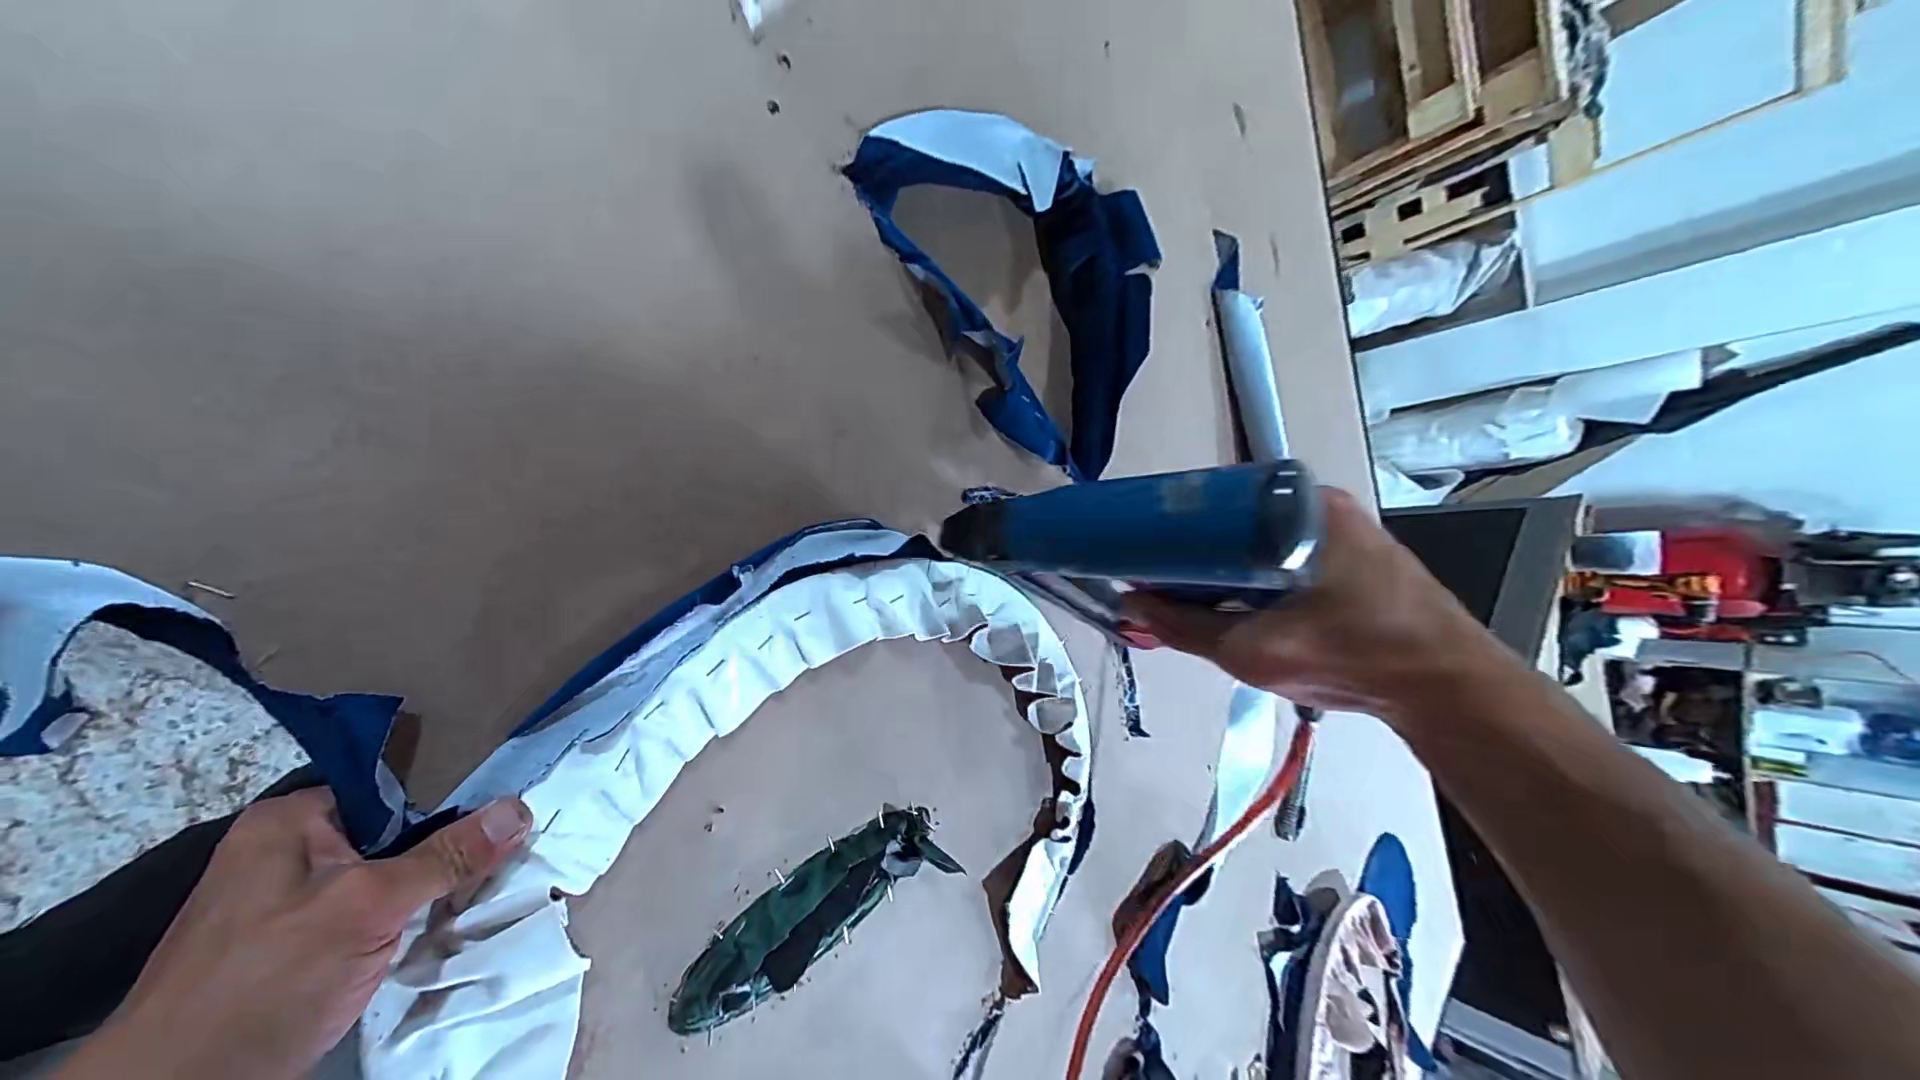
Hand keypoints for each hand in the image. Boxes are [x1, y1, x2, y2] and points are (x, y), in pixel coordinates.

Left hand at [57, 788, 530, 1079]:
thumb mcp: (368, 907)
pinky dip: (418, 906)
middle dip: (454, 839)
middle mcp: (292, 847)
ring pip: (395, 867)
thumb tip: (522, 806)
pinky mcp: (311, 937)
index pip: (397, 783)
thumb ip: (447, 855)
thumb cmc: (265, 982)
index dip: (457, 790)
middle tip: (515, 838)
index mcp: (291, 820)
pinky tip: (457, 907)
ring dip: (439, 876)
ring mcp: (299, 896)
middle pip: (400, 826)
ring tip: (500, 867)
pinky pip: (381, 902)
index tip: (512, 799)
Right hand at [1124, 487, 1520, 721]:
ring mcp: (1336, 529)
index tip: (1134, 555)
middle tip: (1158, 590)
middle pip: (1227, 521)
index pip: (1207, 501)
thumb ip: (1183, 628)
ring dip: (1218, 570)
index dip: (1164, 527)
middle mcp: (1316, 505)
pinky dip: (1248, 577)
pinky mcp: (1349, 555)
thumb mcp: (1254, 650)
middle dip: (1188, 557)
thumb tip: (1129, 608)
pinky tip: (1234, 608)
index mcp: (1296, 507)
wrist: (1452, 690)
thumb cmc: (1352, 659)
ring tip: (1188, 604)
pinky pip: (1278, 555)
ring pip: (1252, 540)